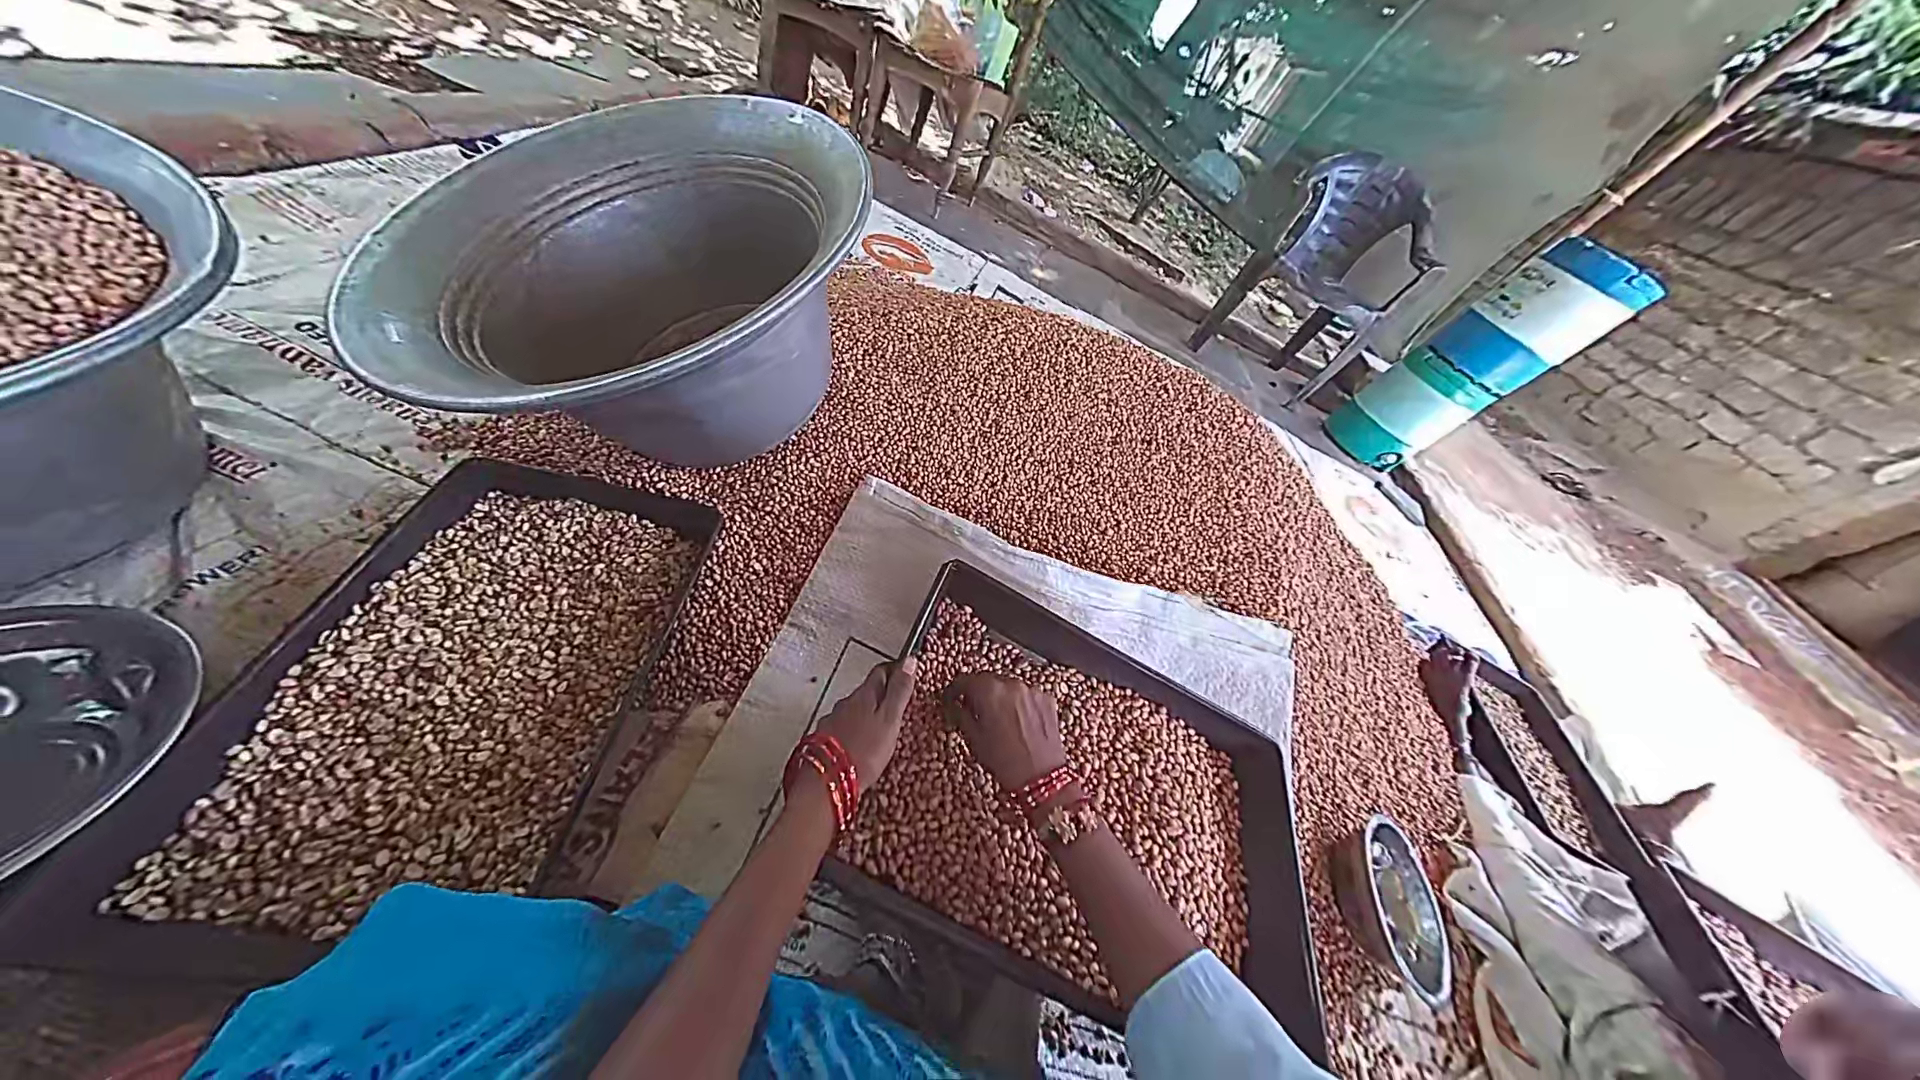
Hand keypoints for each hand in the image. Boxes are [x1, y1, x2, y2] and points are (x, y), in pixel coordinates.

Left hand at [815, 657, 917, 788]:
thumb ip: (899, 691)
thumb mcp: (890, 720)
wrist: (826, 782)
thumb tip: (909, 660)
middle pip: (866, 691)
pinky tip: (859, 745)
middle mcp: (845, 703)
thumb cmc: (864, 751)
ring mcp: (831, 721)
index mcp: (864, 695)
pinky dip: (853, 731)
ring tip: (879, 728)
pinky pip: (843, 729)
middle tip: (897, 704)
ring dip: (866, 714)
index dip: (895, 670)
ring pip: (853, 711)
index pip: (881, 671)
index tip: (907, 673)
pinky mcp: (823, 741)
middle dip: (881, 694)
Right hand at [941, 672, 1067, 791]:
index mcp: (989, 691)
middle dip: (978, 693)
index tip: (951, 698)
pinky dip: (1019, 704)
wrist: (1041, 776)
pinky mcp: (1047, 699)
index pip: (965, 680)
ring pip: (1008, 687)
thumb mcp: (973, 739)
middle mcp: (1011, 684)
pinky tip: (1017, 722)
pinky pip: (1026, 695)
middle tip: (973, 709)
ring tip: (997, 719)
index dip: (955, 690)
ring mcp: (1031, 690)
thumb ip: (961, 715)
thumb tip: (954, 705)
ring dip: (1000, 698)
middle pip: (988, 681)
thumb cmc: (1004, 761)